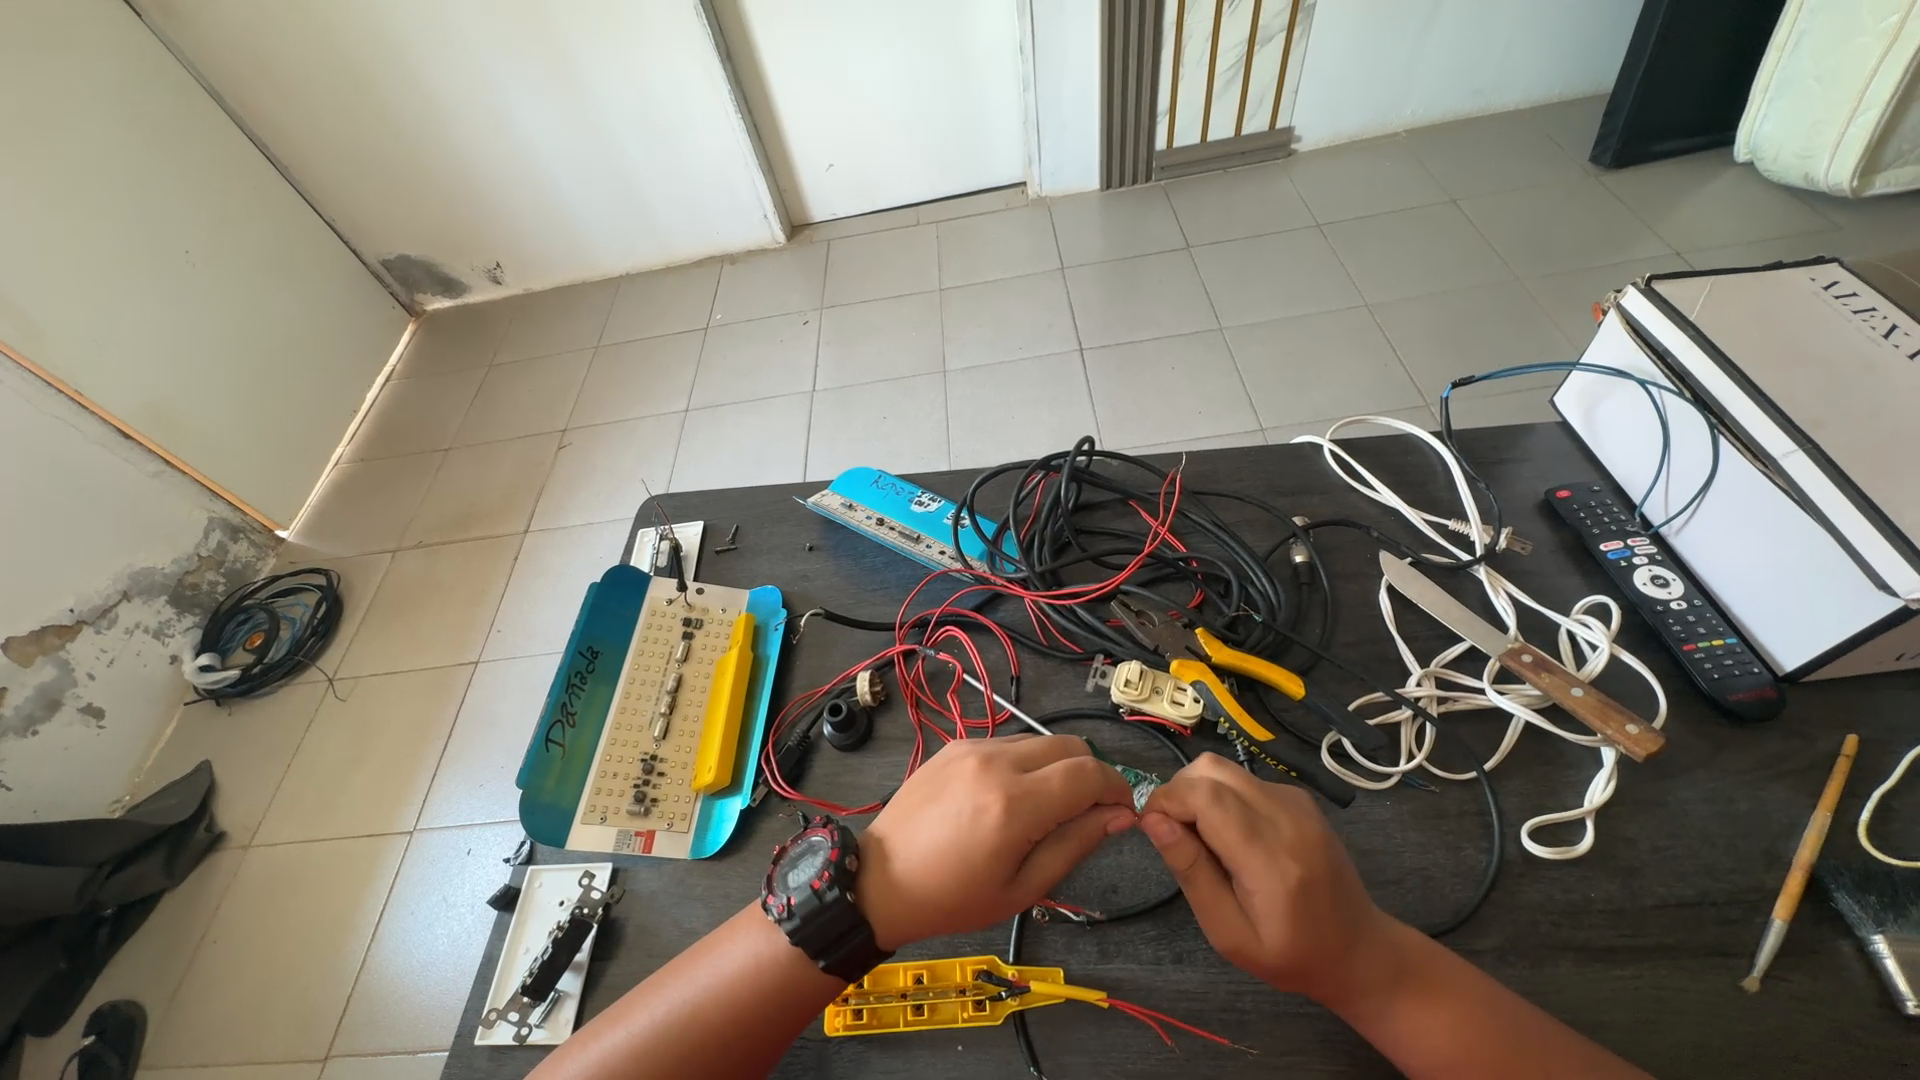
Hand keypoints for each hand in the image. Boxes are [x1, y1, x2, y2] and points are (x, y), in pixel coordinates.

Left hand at [856, 734, 1135, 949]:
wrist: (881, 880)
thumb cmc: (954, 897)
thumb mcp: (1023, 887)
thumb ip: (1075, 844)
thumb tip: (1120, 815)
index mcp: (1016, 803)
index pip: (1090, 773)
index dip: (1117, 788)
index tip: (1122, 810)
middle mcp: (997, 761)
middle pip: (1070, 744)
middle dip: (1092, 772)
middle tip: (1089, 809)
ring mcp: (973, 746)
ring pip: (1040, 740)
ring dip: (1058, 765)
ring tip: (1045, 806)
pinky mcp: (956, 744)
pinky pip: (1008, 742)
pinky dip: (1025, 762)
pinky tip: (1009, 796)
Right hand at [1139, 753, 1395, 1004]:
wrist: (1358, 950)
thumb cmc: (1289, 954)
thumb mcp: (1229, 933)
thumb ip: (1191, 873)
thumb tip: (1152, 820)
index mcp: (1270, 858)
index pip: (1204, 797)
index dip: (1166, 801)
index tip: (1151, 828)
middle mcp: (1286, 817)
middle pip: (1210, 770)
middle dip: (1177, 792)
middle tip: (1173, 834)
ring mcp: (1296, 802)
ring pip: (1223, 769)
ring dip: (1197, 792)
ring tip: (1201, 836)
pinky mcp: (1299, 797)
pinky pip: (1242, 778)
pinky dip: (1220, 795)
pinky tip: (1229, 834)